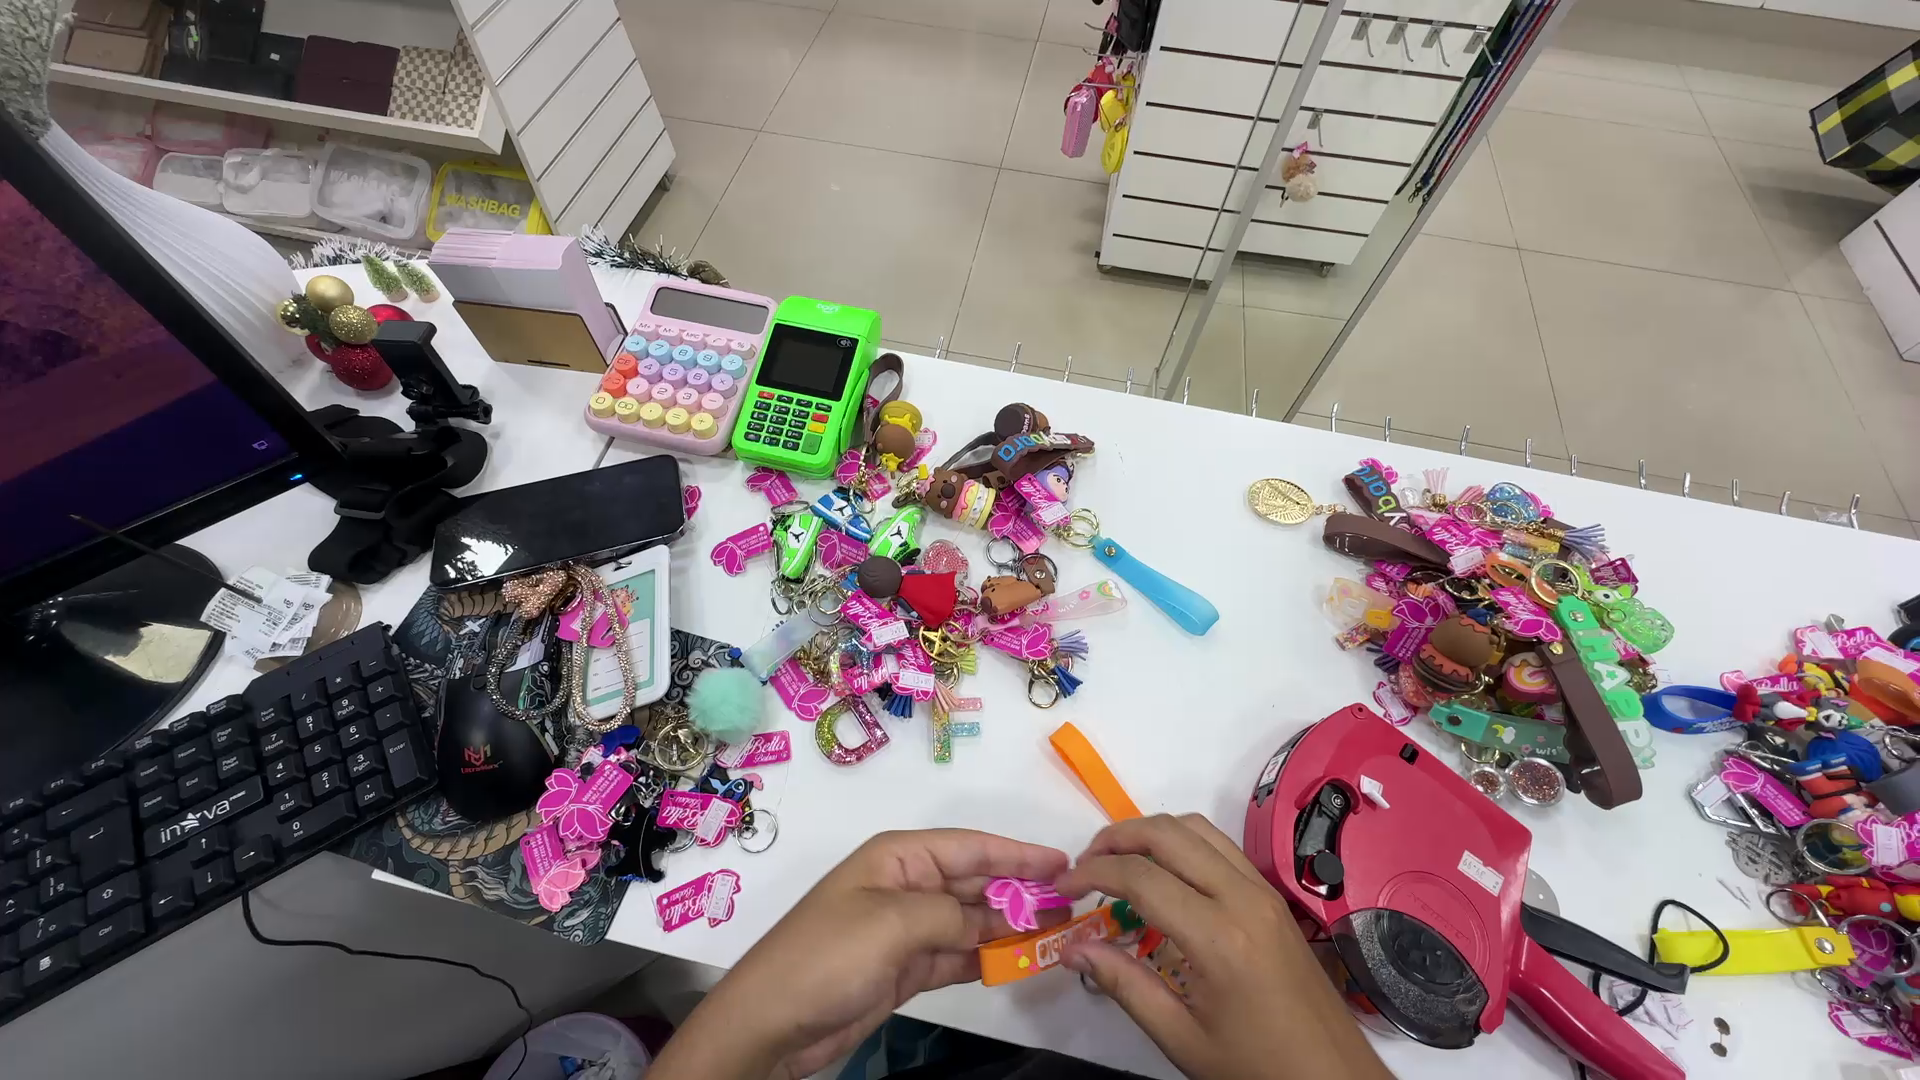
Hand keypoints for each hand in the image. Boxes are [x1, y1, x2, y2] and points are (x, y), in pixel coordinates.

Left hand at [650, 829, 1069, 1079]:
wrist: (772, 1024)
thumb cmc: (828, 955)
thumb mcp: (893, 924)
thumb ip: (951, 916)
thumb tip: (994, 918)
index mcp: (900, 856)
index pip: (970, 847)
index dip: (1018, 853)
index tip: (1063, 862)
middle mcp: (907, 884)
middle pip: (974, 882)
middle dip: (1020, 891)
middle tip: (1071, 905)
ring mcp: (907, 928)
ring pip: (970, 921)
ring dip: (1009, 927)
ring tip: (1057, 935)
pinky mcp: (906, 967)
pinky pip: (957, 955)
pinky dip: (986, 958)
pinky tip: (1018, 962)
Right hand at [1056, 814, 1391, 1079]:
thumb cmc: (1256, 1068)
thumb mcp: (1182, 1039)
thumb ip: (1123, 984)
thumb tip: (1070, 949)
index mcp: (1218, 937)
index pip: (1139, 877)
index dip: (1092, 872)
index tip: (1064, 887)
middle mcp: (1240, 896)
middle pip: (1165, 833)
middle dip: (1115, 838)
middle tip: (1085, 866)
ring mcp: (1261, 889)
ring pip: (1193, 827)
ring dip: (1148, 832)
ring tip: (1118, 861)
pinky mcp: (1271, 893)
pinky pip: (1218, 843)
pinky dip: (1180, 841)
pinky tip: (1163, 872)